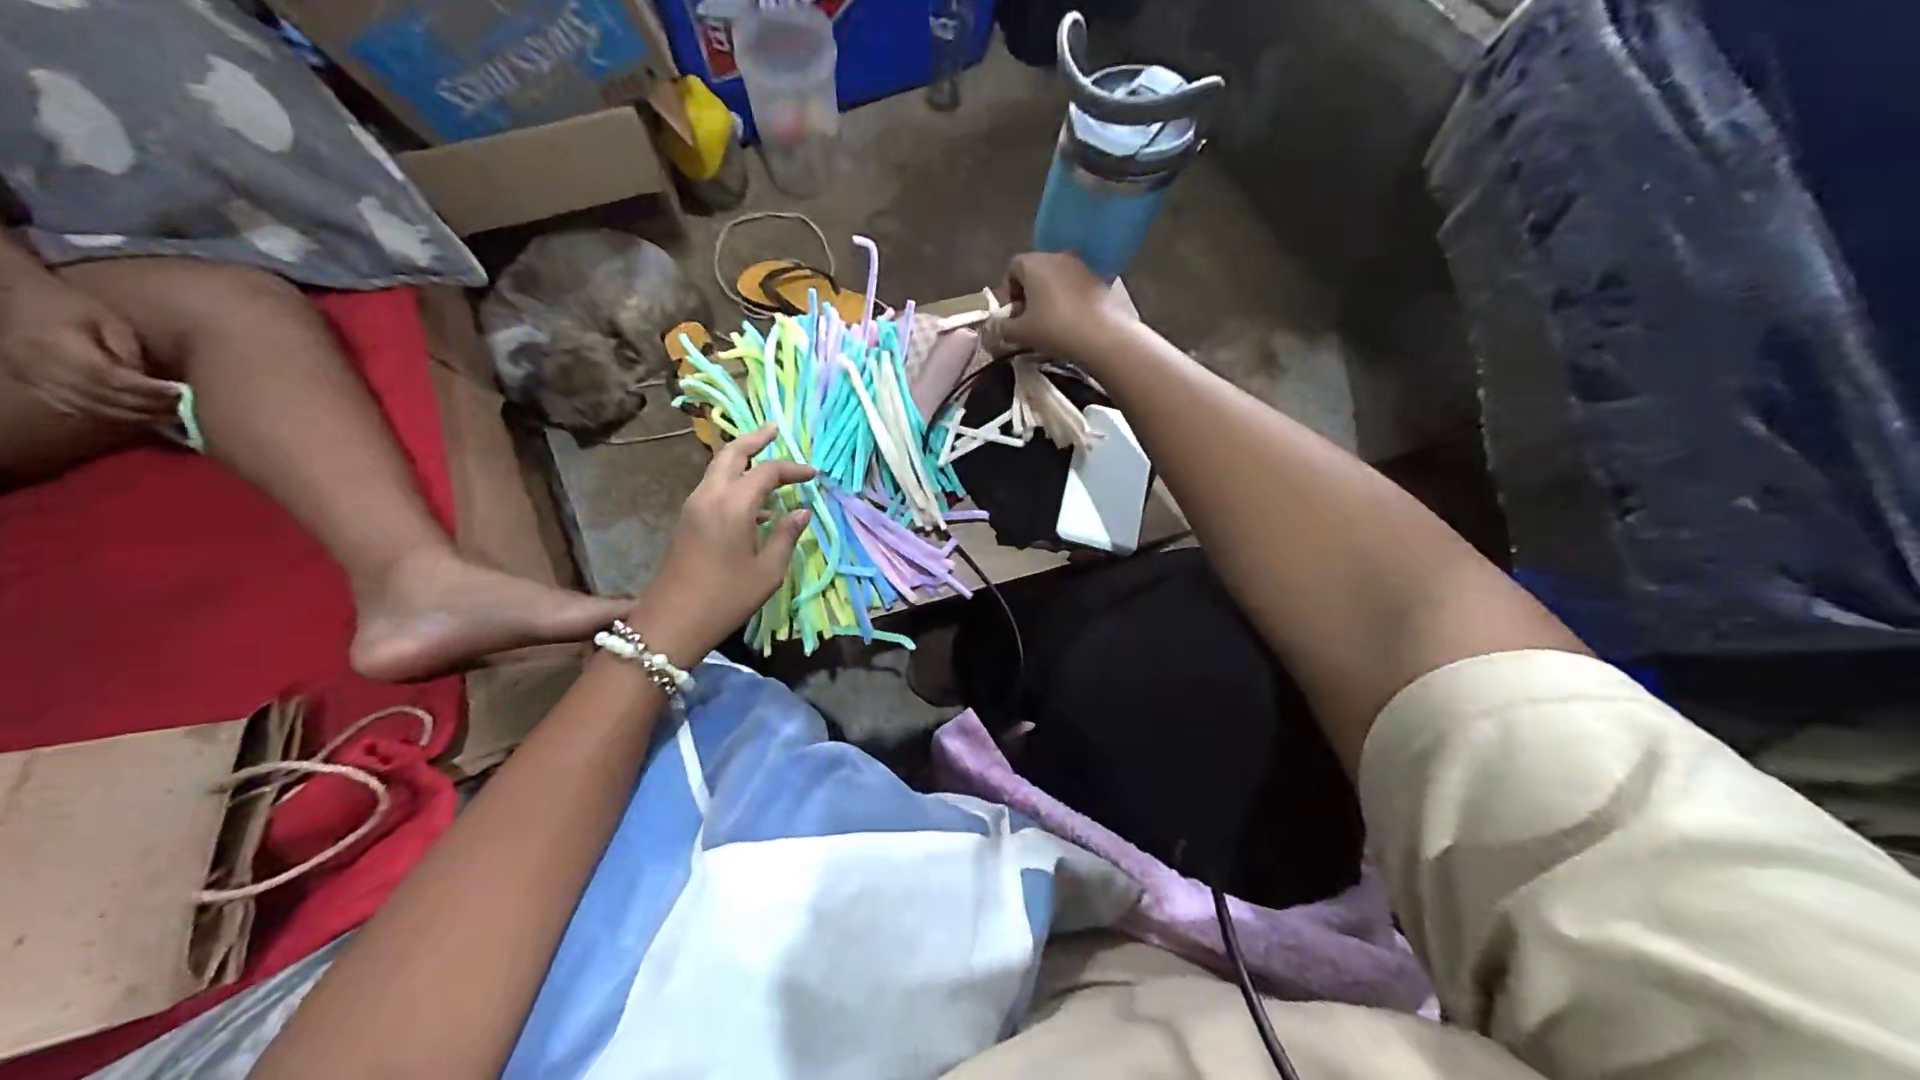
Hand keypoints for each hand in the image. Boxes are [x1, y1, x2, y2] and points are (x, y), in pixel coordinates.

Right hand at [0, 276, 176, 422]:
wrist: (19, 298)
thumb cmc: (73, 305)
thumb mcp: (107, 320)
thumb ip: (128, 351)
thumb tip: (152, 383)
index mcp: (52, 344)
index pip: (106, 376)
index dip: (146, 388)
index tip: (179, 392)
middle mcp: (35, 366)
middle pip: (100, 397)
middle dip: (146, 406)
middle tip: (184, 409)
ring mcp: (30, 379)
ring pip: (91, 409)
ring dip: (134, 417)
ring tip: (171, 416)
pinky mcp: (34, 388)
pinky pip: (78, 411)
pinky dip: (114, 417)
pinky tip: (143, 417)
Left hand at [625, 427, 814, 665]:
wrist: (671, 621)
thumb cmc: (726, 598)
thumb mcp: (767, 571)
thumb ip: (786, 536)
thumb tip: (801, 511)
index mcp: (732, 504)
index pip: (767, 471)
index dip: (792, 469)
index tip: (814, 475)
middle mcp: (709, 496)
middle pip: (731, 454)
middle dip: (754, 440)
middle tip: (774, 430)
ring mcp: (693, 507)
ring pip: (718, 469)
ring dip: (741, 459)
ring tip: (766, 458)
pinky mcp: (687, 521)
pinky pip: (713, 488)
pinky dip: (733, 481)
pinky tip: (755, 503)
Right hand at [997, 252, 1129, 365]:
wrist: (1101, 336)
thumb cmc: (1054, 328)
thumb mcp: (1020, 333)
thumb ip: (1002, 328)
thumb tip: (994, 327)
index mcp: (1034, 263)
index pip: (1012, 267)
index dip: (1007, 290)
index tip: (1011, 313)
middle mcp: (1056, 257)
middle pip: (1034, 271)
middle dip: (1027, 293)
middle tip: (1027, 320)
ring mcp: (1080, 266)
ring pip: (1054, 278)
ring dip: (1047, 296)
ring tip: (1047, 323)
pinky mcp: (1097, 279)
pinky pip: (1072, 286)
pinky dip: (1066, 299)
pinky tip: (1068, 321)